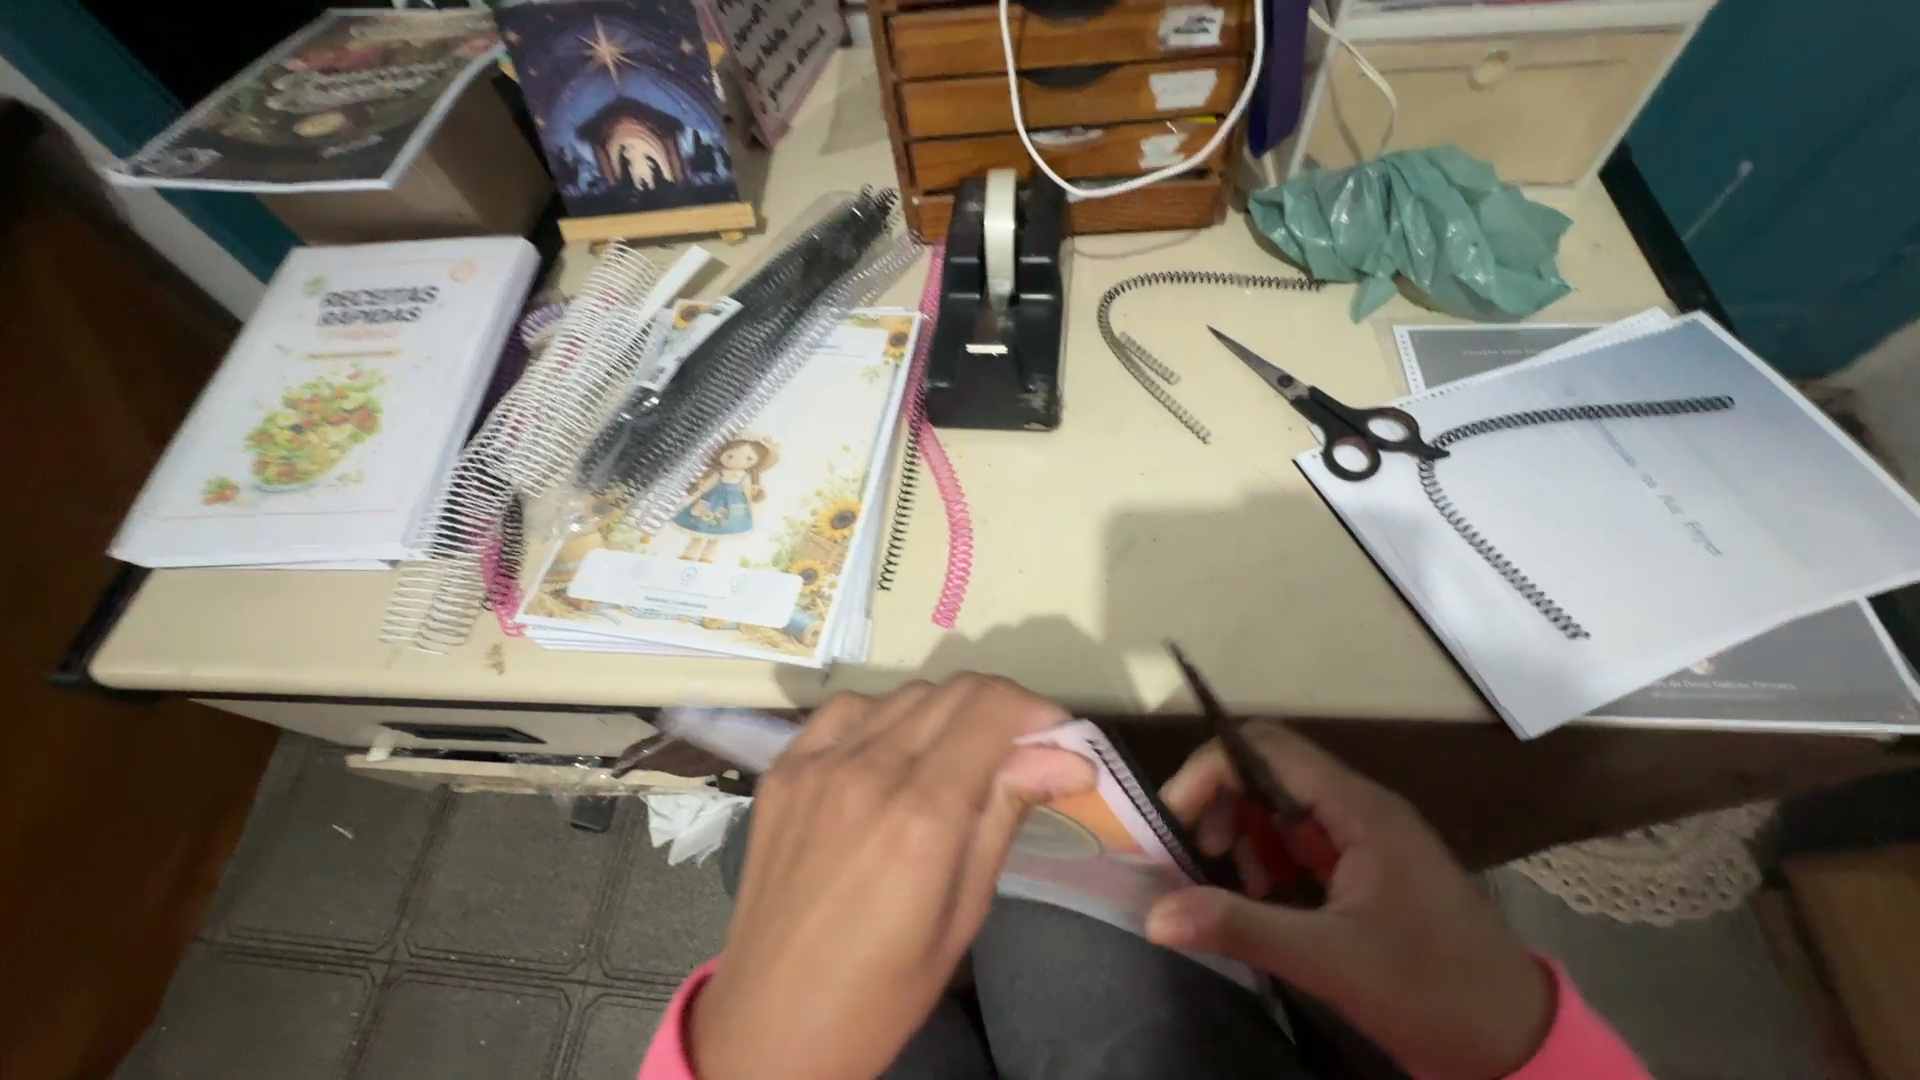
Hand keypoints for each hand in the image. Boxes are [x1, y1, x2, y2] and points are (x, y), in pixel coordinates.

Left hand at [689, 676, 1094, 1079]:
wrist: (770, 1022)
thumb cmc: (883, 990)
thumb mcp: (964, 914)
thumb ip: (1006, 815)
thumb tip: (1068, 758)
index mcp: (922, 814)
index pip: (992, 710)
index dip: (1037, 712)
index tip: (1057, 740)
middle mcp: (869, 770)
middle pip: (954, 691)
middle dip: (1001, 708)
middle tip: (1018, 750)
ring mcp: (818, 763)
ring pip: (906, 694)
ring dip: (947, 712)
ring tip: (956, 757)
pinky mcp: (784, 768)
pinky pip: (848, 710)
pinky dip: (885, 715)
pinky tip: (891, 751)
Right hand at [1146, 722, 1552, 1079]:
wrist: (1521, 1044)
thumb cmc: (1432, 990)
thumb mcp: (1331, 960)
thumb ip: (1242, 927)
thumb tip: (1155, 916)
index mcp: (1358, 808)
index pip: (1264, 748)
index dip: (1210, 770)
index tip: (1174, 816)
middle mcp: (1359, 806)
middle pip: (1267, 769)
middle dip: (1221, 802)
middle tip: (1199, 852)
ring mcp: (1365, 835)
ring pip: (1280, 804)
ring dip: (1243, 832)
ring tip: (1234, 883)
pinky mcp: (1366, 865)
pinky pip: (1300, 839)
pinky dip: (1269, 858)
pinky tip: (1266, 899)